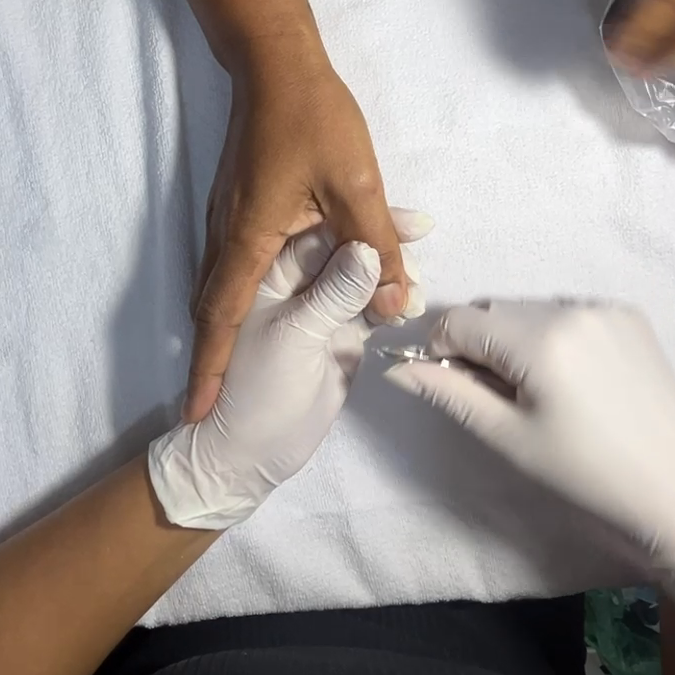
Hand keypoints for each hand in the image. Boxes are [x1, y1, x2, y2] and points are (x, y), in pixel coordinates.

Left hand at [151, 223, 420, 528]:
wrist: (252, 453)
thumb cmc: (258, 390)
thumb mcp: (294, 336)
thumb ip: (332, 293)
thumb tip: (370, 248)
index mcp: (270, 271)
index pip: (322, 234)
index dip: (363, 223)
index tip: (406, 221)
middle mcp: (295, 280)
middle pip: (346, 250)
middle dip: (384, 244)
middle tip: (422, 237)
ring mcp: (319, 306)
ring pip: (361, 277)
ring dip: (392, 276)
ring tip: (418, 286)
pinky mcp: (338, 332)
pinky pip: (369, 307)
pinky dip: (391, 304)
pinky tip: (412, 304)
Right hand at [187, 54, 420, 420]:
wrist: (274, 63)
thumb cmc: (315, 120)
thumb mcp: (357, 186)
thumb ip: (377, 249)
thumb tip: (396, 305)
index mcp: (249, 237)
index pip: (221, 318)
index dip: (209, 368)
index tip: (195, 411)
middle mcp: (224, 232)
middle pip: (210, 306)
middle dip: (211, 354)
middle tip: (215, 394)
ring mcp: (222, 214)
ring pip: (218, 282)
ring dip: (224, 323)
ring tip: (234, 357)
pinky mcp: (231, 200)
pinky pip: (228, 258)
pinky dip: (236, 289)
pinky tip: (266, 293)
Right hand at [385, 301, 674, 619]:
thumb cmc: (587, 473)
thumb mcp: (508, 437)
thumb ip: (448, 392)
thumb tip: (394, 368)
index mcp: (539, 339)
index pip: (458, 320)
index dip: (442, 351)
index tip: (458, 387)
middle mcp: (571, 308)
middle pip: (492, 310)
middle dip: (480, 344)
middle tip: (501, 396)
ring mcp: (604, 307)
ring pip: (527, 309)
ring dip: (514, 337)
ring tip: (540, 389)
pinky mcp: (627, 314)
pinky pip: (564, 312)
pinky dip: (551, 334)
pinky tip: (573, 377)